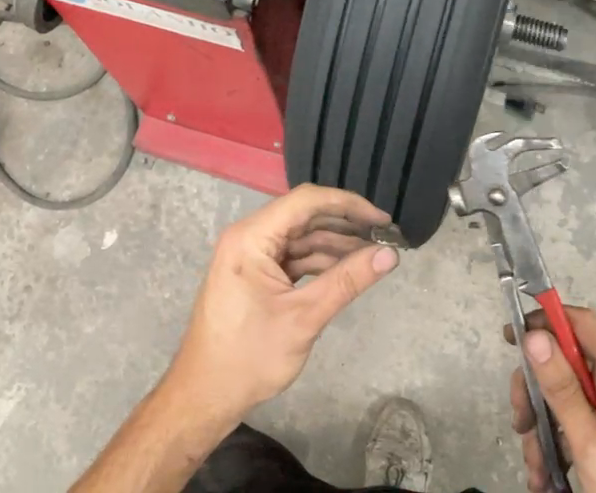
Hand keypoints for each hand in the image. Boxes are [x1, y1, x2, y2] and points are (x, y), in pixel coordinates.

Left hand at [165, 184, 399, 419]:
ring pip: (301, 238)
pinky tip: (347, 271)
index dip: (348, 204)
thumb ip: (347, 281)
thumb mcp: (304, 317)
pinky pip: (293, 257)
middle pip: (305, 217)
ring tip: (374, 256)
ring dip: (336, 246)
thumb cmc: (250, 356)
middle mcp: (249, 236)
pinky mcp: (256, 275)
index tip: (382, 220)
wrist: (205, 395)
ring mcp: (251, 255)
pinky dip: (320, 263)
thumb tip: (390, 255)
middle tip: (385, 238)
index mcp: (251, 236)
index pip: (306, 200)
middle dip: (346, 225)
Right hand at [509, 305, 595, 492]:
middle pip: (568, 365)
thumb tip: (534, 334)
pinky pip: (580, 426)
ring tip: (536, 466)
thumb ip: (561, 387)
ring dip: (544, 428)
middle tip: (520, 423)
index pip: (582, 323)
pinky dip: (559, 446)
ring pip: (568, 400)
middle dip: (537, 392)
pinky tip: (547, 476)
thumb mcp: (590, 441)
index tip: (511, 338)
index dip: (546, 320)